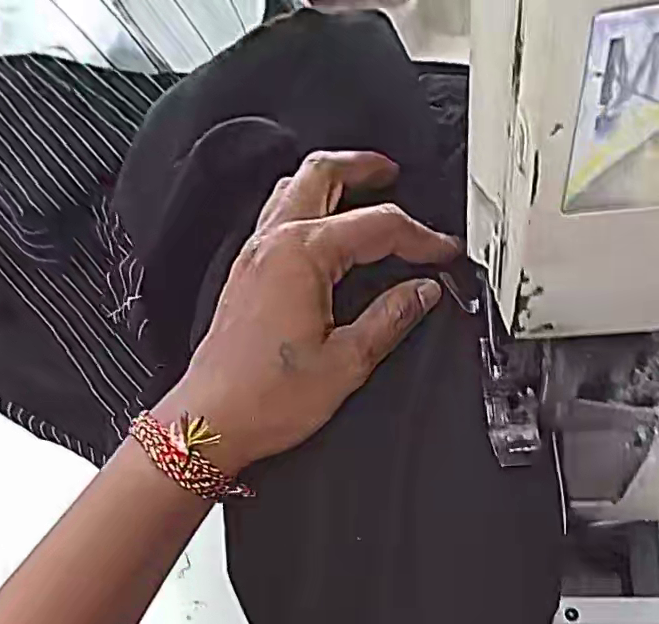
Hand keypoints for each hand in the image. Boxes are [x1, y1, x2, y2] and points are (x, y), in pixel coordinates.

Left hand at [157, 150, 460, 473]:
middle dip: (363, 168)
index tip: (445, 252)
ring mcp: (254, 257)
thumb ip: (390, 318)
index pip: (377, 226)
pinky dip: (309, 208)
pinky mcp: (247, 276)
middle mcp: (272, 244)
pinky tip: (325, 232)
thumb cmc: (268, 398)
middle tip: (393, 174)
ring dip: (332, 181)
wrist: (213, 421)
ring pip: (294, 189)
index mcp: (302, 256)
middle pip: (322, 176)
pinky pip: (278, 218)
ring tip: (362, 190)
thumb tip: (422, 293)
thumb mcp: (347, 362)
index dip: (421, 237)